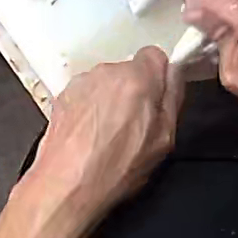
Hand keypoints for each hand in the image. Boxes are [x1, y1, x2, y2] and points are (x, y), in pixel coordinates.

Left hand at [24, 47, 183, 223]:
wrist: (66, 182)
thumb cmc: (118, 166)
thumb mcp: (164, 138)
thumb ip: (173, 97)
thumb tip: (174, 72)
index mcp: (137, 78)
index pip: (154, 55)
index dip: (158, 76)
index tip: (156, 99)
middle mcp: (106, 71)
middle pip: (129, 70)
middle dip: (134, 90)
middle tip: (134, 125)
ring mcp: (81, 82)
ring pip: (106, 83)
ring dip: (110, 99)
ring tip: (107, 134)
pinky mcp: (62, 94)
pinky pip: (86, 94)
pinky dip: (90, 107)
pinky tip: (88, 134)